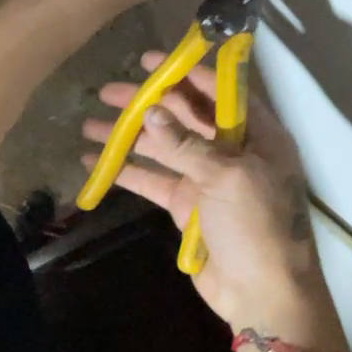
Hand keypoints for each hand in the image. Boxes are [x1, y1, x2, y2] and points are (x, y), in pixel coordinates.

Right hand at [81, 52, 335, 337]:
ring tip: (89, 124)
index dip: (186, 73)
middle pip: (184, 116)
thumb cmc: (256, 226)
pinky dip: (124, 171)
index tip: (151, 61)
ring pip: (161, 146)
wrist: (261, 290)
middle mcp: (230, 151)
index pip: (220, 92)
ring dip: (127, 135)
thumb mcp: (226, 177)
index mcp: (255, 136)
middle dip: (146, 103)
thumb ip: (186, 144)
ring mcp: (205, 178)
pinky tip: (94, 161)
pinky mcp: (184, 204)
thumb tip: (150, 113)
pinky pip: (150, 180)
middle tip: (106, 92)